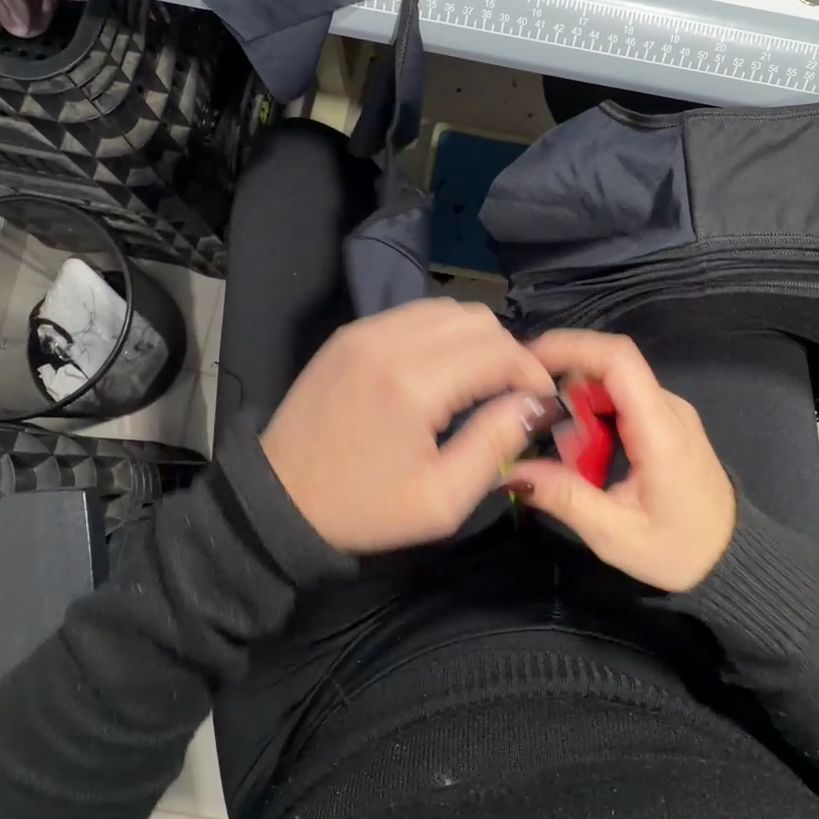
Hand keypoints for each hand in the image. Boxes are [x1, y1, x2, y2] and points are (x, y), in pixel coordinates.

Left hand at [261, 298, 557, 553]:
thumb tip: (536, 403)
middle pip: (479, 319)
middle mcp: (390, 341)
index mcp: (414, 384)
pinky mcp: (350, 333)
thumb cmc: (363, 508)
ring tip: (480, 381)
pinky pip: (414, 315)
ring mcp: (365, 331)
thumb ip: (495, 444)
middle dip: (508, 353)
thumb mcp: (441, 500)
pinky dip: (442, 334)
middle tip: (512, 394)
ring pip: (448, 309)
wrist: (277, 500)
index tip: (541, 402)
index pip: (500, 351)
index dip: (532, 373)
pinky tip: (442, 370)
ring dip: (477, 339)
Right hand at [508, 330, 735, 591]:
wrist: (733, 559)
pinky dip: (592, 416)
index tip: (528, 359)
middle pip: (608, 368)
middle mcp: (668, 408)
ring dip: (577, 404)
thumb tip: (512, 471)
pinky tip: (580, 452)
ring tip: (555, 445)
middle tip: (532, 420)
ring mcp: (669, 412)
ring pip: (612, 384)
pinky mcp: (666, 422)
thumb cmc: (678, 549)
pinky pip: (622, 401)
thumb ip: (564, 498)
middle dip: (565, 384)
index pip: (618, 359)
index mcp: (660, 429)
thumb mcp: (615, 535)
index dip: (571, 346)